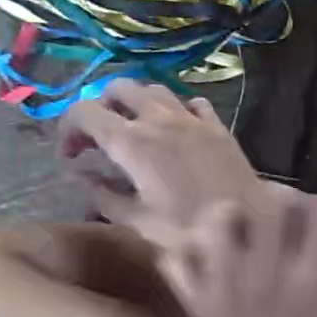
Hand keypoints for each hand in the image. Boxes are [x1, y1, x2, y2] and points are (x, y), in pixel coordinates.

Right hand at [60, 79, 262, 248]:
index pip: (83, 112)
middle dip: (101, 106)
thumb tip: (82, 178)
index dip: (68, 128)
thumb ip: (103, 196)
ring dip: (138, 102)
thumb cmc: (186, 229)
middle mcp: (158, 118)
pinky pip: (192, 102)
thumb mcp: (137, 220)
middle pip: (118, 88)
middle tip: (100, 138)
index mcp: (131, 142)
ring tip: (136, 130)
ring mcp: (191, 118)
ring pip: (155, 88)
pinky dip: (178, 109)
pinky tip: (178, 130)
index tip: (71, 155)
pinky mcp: (217, 125)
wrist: (248, 223)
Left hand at [159, 186, 316, 316]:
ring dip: (233, 215)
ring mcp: (224, 288)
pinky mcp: (197, 306)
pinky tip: (209, 256)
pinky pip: (178, 260)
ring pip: (216, 221)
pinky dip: (189, 249)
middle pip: (267, 204)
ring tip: (244, 229)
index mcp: (309, 283)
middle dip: (283, 199)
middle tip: (288, 216)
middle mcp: (263, 275)